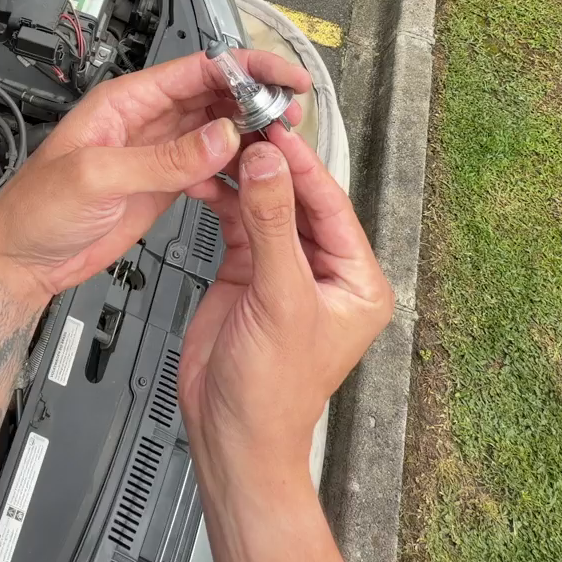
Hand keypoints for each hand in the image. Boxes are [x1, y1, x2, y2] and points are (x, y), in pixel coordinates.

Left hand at [0, 49, 311, 298]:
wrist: (21, 260)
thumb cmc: (36, 210)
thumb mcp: (97, 177)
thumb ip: (162, 158)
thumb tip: (221, 137)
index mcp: (124, 102)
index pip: (194, 70)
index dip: (242, 68)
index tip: (279, 76)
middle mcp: (144, 121)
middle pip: (212, 95)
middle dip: (254, 98)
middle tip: (291, 112)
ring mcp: (156, 153)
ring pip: (215, 129)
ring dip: (249, 132)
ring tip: (282, 142)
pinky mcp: (162, 184)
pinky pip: (208, 166)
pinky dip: (234, 166)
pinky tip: (253, 173)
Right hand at [178, 127, 392, 478]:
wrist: (229, 433)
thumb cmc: (274, 391)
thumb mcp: (280, 300)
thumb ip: (272, 227)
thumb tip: (270, 165)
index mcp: (354, 277)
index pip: (330, 204)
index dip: (302, 165)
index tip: (275, 130)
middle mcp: (321, 267)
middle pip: (296, 199)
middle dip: (270, 165)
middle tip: (243, 128)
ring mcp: (281, 267)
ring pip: (265, 206)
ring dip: (244, 177)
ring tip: (221, 146)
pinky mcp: (247, 269)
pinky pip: (238, 221)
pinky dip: (222, 198)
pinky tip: (207, 179)